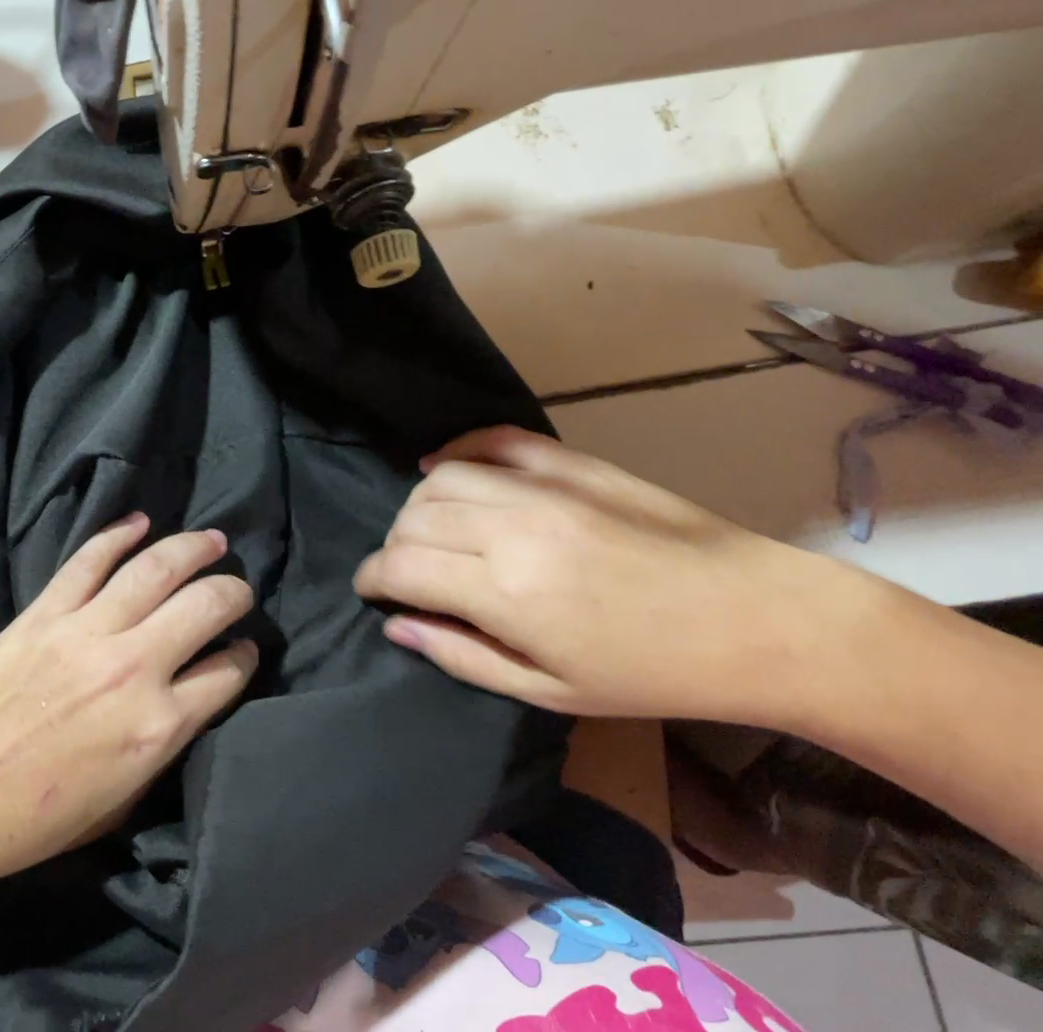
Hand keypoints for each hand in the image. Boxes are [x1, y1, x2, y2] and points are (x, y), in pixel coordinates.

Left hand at [0, 514, 256, 907]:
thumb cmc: (40, 817)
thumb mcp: (125, 799)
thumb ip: (164, 743)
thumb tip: (188, 700)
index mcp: (159, 727)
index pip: (227, 672)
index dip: (244, 656)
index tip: (243, 649)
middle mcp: (132, 669)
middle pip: (205, 606)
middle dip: (233, 592)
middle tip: (237, 590)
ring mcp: (84, 633)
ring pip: (153, 570)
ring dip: (191, 549)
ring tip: (211, 541)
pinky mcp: (42, 615)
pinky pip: (86, 561)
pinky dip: (116, 535)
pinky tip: (139, 523)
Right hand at [352, 426, 892, 725]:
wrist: (759, 621)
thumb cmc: (651, 673)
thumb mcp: (549, 691)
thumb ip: (461, 656)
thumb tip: (397, 626)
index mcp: (503, 592)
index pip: (398, 566)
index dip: (372, 580)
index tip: (374, 593)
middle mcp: (512, 528)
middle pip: (412, 519)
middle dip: (394, 548)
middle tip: (409, 575)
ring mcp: (544, 489)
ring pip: (440, 478)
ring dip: (419, 507)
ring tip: (433, 533)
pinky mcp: (574, 465)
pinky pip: (493, 440)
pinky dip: (458, 451)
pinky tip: (446, 468)